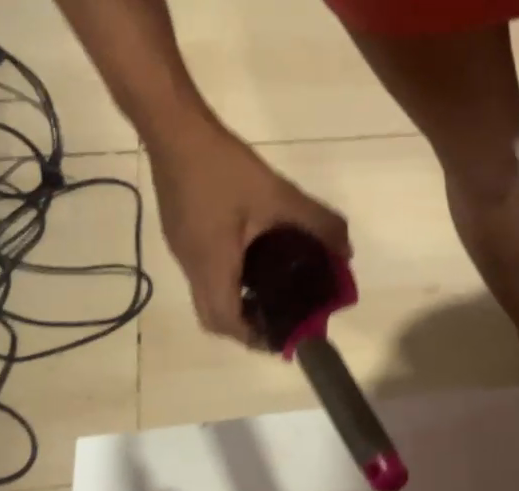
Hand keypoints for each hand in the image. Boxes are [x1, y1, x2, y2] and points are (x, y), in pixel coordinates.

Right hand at [147, 125, 349, 345]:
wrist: (171, 124)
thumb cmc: (223, 166)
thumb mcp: (281, 196)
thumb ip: (320, 225)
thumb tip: (346, 252)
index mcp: (212, 263)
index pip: (225, 320)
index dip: (255, 337)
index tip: (287, 339)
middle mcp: (191, 263)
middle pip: (213, 316)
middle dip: (249, 328)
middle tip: (285, 321)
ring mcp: (182, 249)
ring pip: (209, 296)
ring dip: (242, 305)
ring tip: (280, 299)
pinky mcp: (183, 234)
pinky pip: (208, 274)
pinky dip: (233, 284)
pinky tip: (262, 269)